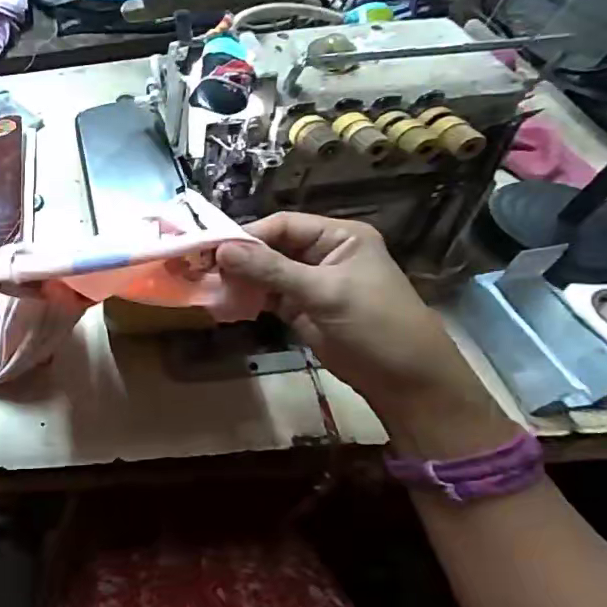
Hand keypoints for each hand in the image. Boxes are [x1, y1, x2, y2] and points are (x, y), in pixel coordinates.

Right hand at [217, 214, 519, 458]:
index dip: (248, 235)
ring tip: (207, 286)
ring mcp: (310, 282)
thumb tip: (222, 250)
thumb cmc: (375, 324)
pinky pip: (267, 296)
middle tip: (201, 267)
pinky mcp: (300, 309)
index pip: (284, 225)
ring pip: (265, 273)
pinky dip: (247, 299)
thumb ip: (272, 270)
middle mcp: (322, 253)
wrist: (405, 381)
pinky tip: (224, 302)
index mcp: (339, 236)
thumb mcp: (324, 292)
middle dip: (239, 258)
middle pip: (271, 247)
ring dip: (239, 279)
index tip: (212, 248)